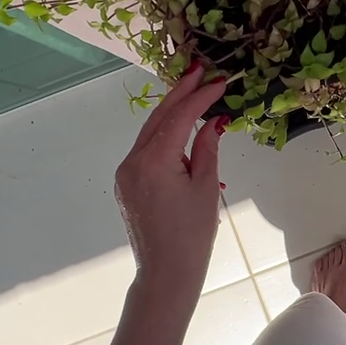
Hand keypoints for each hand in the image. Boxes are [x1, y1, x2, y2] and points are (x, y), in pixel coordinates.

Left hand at [115, 64, 230, 306]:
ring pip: (150, 132)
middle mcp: (132, 161)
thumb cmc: (192, 235)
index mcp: (153, 160)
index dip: (200, 96)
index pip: (179, 117)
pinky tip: (182, 131)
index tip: (220, 81)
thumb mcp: (205, 187)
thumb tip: (212, 122)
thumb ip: (207, 148)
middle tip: (201, 71)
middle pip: (158, 117)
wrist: (165, 274)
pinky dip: (165, 136)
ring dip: (172, 113)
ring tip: (195, 94)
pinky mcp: (126, 184)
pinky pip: (146, 150)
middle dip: (180, 93)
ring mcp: (125, 172)